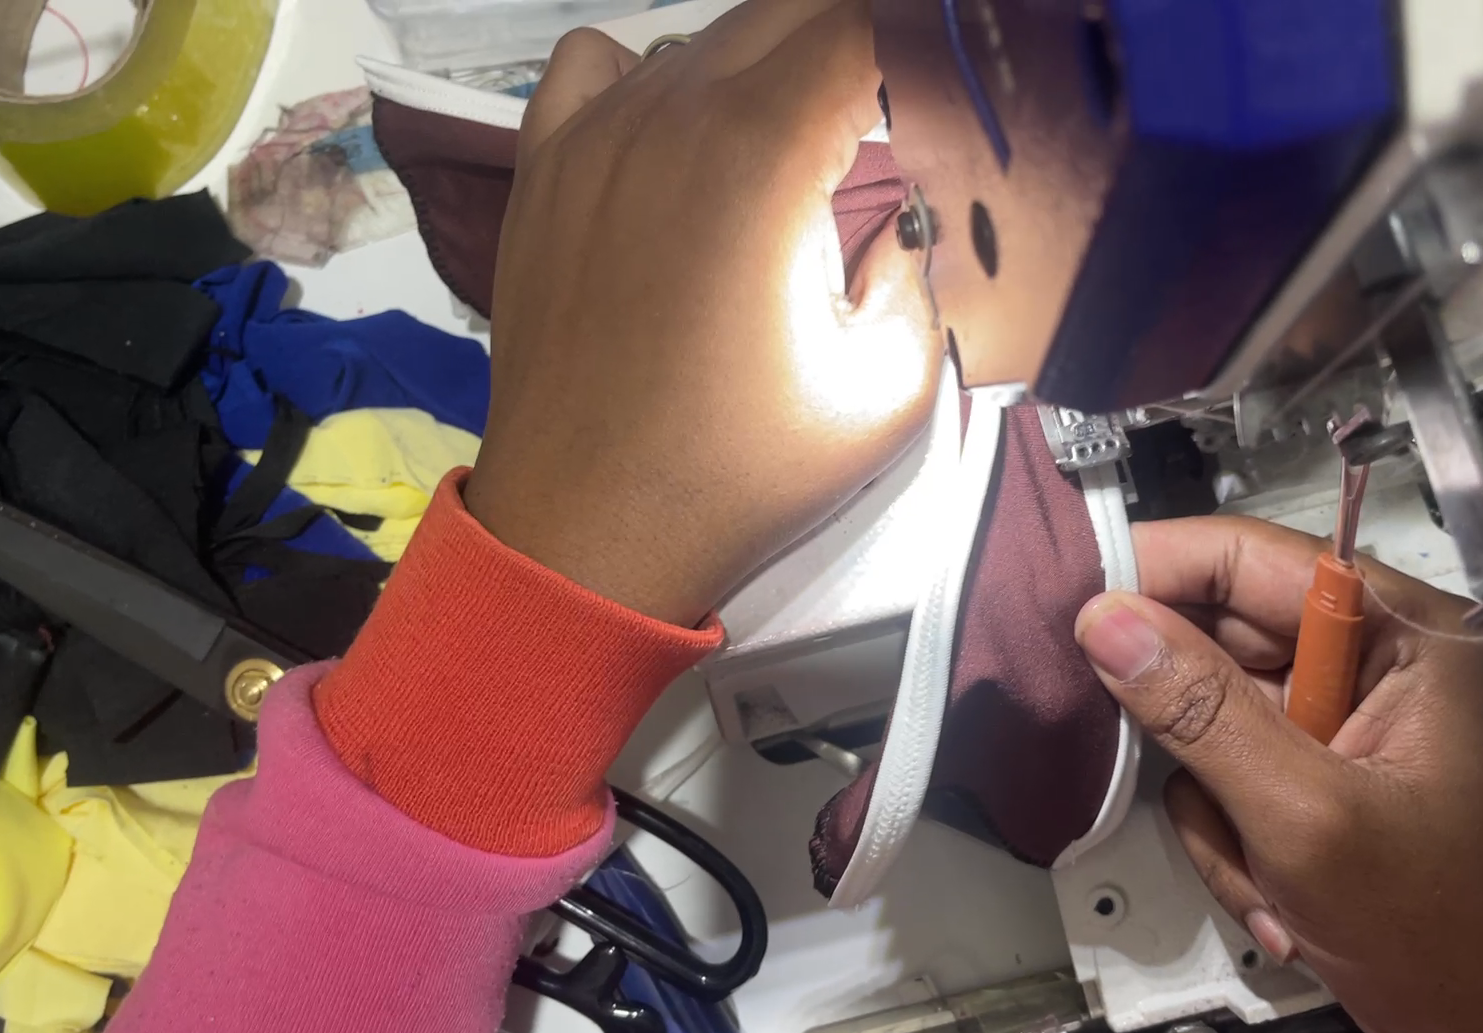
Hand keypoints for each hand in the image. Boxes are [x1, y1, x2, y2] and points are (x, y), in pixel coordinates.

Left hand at [464, 0, 938, 626]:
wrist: (595, 530)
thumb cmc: (742, 473)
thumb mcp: (885, 393)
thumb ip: (918, 279)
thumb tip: (894, 225)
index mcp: (760, 158)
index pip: (864, 30)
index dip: (922, 49)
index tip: (942, 99)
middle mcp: (668, 114)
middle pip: (785, 16)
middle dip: (853, 50)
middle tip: (886, 120)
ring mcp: (589, 136)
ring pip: (699, 42)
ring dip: (763, 76)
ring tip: (787, 154)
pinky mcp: (540, 175)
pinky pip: (598, 72)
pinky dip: (654, 85)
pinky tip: (673, 147)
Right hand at [1074, 517, 1482, 1032]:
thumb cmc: (1449, 939)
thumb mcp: (1306, 817)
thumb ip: (1198, 708)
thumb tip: (1101, 618)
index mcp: (1398, 631)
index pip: (1243, 556)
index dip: (1152, 570)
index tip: (1074, 613)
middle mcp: (1365, 655)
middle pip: (1217, 631)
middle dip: (1183, 714)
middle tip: (1165, 766)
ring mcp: (1336, 714)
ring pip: (1205, 705)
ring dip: (1208, 790)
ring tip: (1257, 864)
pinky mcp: (1312, 764)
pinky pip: (1221, 758)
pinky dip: (1224, 822)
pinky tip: (1270, 884)